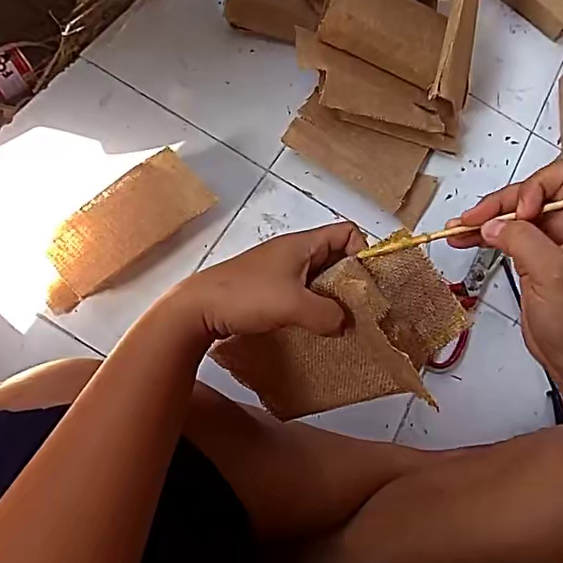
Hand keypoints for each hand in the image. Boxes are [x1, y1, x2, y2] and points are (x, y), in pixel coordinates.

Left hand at [167, 222, 365, 339]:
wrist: (196, 309)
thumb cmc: (244, 296)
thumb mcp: (293, 304)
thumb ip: (327, 313)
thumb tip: (345, 323)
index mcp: (300, 245)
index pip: (346, 232)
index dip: (362, 252)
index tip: (366, 284)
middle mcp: (291, 253)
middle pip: (335, 257)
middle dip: (350, 281)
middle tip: (360, 310)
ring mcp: (278, 272)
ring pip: (317, 279)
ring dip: (330, 299)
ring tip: (339, 324)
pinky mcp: (266, 292)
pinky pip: (300, 295)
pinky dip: (311, 309)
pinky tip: (313, 330)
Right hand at [447, 161, 562, 375]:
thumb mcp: (552, 273)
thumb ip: (521, 239)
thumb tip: (492, 224)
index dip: (536, 189)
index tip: (518, 213)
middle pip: (530, 195)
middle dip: (499, 204)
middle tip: (472, 219)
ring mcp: (551, 242)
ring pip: (513, 214)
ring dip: (485, 218)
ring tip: (457, 228)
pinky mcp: (533, 258)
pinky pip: (505, 234)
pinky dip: (483, 234)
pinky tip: (463, 239)